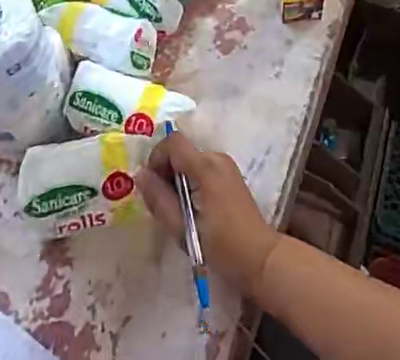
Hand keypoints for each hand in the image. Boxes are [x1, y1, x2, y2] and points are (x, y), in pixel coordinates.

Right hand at [135, 131, 281, 294]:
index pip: (173, 142)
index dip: (156, 158)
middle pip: (181, 149)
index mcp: (206, 166)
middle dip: (165, 170)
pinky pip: (201, 166)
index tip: (151, 185)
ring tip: (176, 209)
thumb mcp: (183, 228)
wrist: (259, 257)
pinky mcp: (229, 174)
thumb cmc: (221, 246)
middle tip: (162, 203)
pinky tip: (192, 207)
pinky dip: (190, 180)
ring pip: (190, 158)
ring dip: (177, 177)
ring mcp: (225, 164)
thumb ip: (159, 199)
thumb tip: (140, 174)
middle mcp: (216, 157)